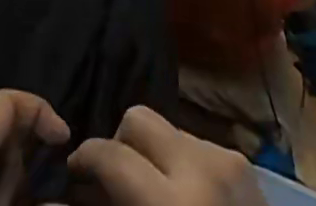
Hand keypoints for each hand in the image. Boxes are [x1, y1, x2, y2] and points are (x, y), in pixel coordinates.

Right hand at [68, 107, 265, 205]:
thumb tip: (80, 191)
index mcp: (170, 204)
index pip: (113, 155)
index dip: (84, 158)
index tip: (74, 174)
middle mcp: (200, 167)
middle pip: (139, 118)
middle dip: (118, 143)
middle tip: (111, 179)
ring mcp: (226, 158)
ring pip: (168, 128)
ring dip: (151, 154)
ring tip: (149, 192)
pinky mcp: (242, 161)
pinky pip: (195, 143)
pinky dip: (179, 163)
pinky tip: (182, 197)